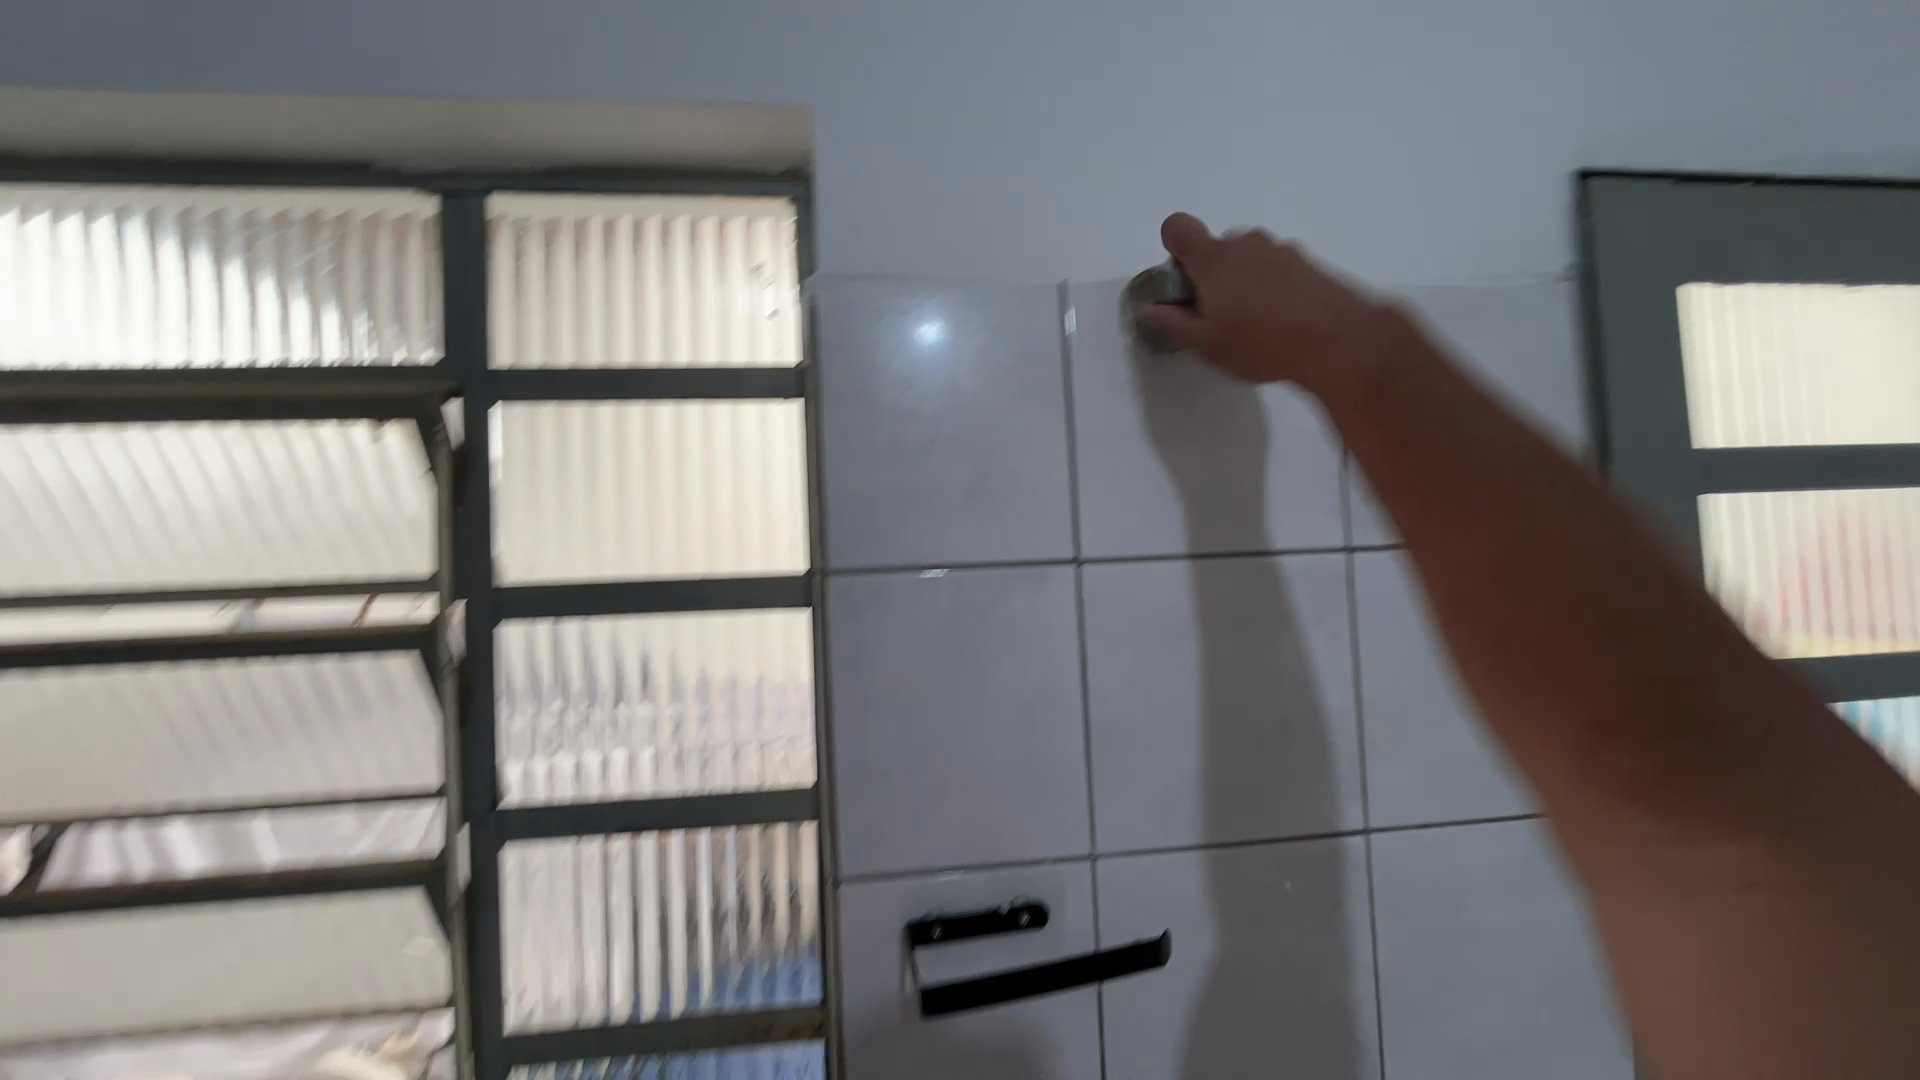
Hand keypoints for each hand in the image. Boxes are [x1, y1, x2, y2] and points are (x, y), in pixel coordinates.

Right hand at [1144, 213, 1401, 390]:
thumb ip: (1174, 323)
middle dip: (1209, 276)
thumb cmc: (1260, 343)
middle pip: (1214, 248)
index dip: (1172, 248)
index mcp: (1213, 259)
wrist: (1337, 341)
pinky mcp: (1305, 261)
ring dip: (1241, 282)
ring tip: (1252, 324)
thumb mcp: (1206, 345)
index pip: (1177, 228)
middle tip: (1216, 316)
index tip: (1182, 282)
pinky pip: (1273, 268)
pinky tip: (1278, 322)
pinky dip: (1268, 287)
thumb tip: (1150, 309)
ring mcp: (1279, 249)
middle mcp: (1245, 243)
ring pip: (1246, 258)